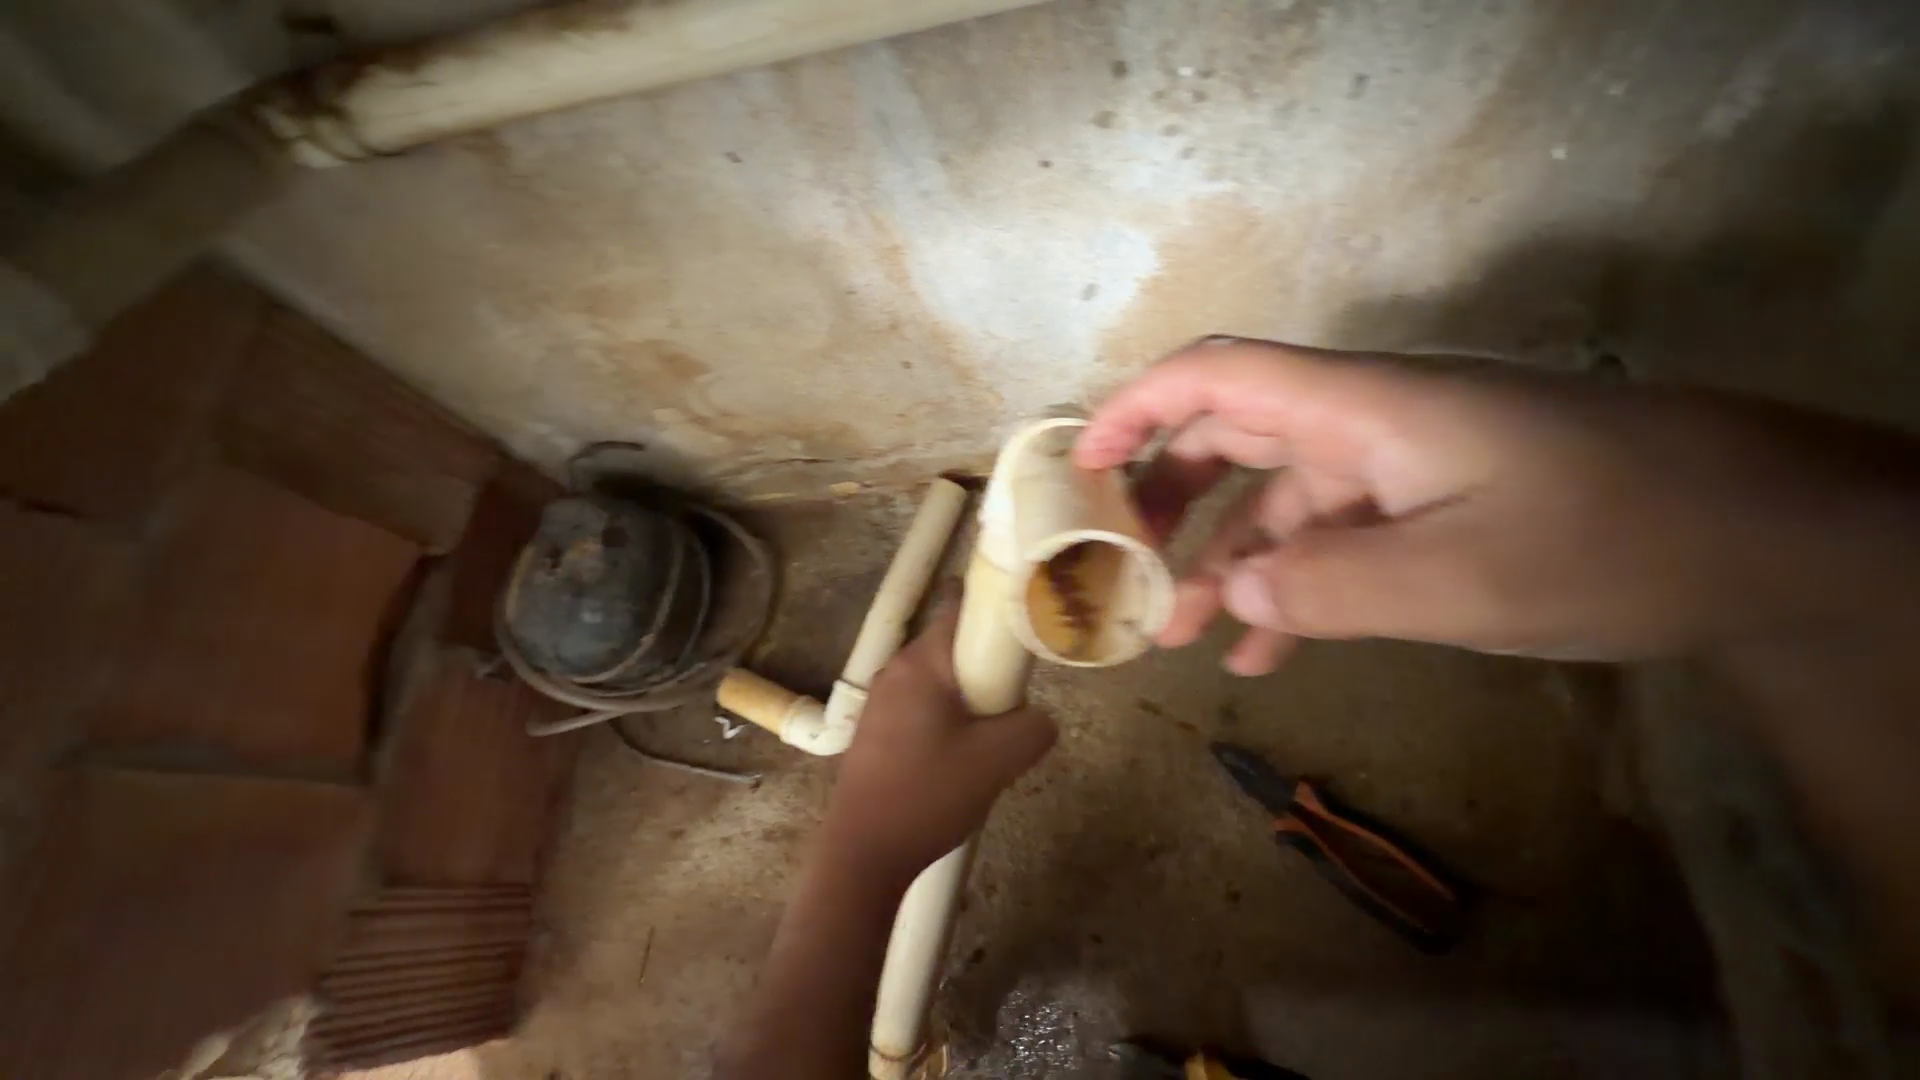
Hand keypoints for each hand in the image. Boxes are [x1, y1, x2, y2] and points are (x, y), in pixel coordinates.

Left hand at [822, 609, 1056, 882]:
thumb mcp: (998, 761)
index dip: (998, 612)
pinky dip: (948, 719)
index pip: (963, 608)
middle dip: (988, 669)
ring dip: (969, 700)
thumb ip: (1034, 728)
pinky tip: (958, 760)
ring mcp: (880, 701)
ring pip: (940, 681)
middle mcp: (895, 670)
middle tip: (1015, 704)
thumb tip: (1037, 719)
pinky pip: (923, 706)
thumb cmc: (928, 795)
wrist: (863, 853)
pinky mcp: (876, 730)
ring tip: (989, 741)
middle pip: (954, 648)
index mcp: (921, 663)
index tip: (1027, 631)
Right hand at [1077, 338, 1919, 672]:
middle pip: (1230, 436)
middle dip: (1164, 495)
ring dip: (1220, 563)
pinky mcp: (1422, 513)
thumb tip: (1224, 595)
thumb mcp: (1462, 579)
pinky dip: (1286, 593)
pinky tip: (1261, 656)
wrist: (1768, 542)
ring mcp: (1392, 472)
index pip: (1217, 377)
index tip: (1084, 466)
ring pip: (1273, 504)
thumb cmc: (1611, 536)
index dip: (1136, 409)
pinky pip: (1327, 547)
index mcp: (1359, 409)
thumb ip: (1328, 587)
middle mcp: (1362, 427)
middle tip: (1119, 557)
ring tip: (1175, 633)